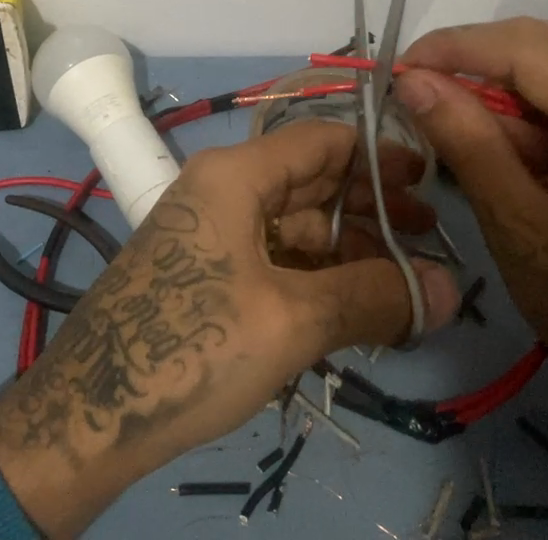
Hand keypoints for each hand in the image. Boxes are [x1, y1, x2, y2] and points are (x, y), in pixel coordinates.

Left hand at [0, 121, 456, 536]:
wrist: (95, 407)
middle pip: (312, 183)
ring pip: (295, 227)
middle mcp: (221, 192)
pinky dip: (317, 277)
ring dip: (350, 251)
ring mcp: (211, 235)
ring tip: (409, 288)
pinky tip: (358, 309)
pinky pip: (274, 260)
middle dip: (373, 209)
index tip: (434, 184)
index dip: (379, 157)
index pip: (322, 141)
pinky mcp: (207, 276)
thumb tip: (451, 291)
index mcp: (234, 176)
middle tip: (435, 243)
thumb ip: (374, 297)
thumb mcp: (293, 319)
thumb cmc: (194, 344)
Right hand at [395, 17, 547, 455]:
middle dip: (479, 68)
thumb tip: (412, 79)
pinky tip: (516, 155)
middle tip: (422, 97)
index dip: (459, 47)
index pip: (536, 50)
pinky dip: (540, 117)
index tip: (402, 66)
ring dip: (508, 97)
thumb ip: (466, 141)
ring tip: (471, 144)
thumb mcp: (517, 226)